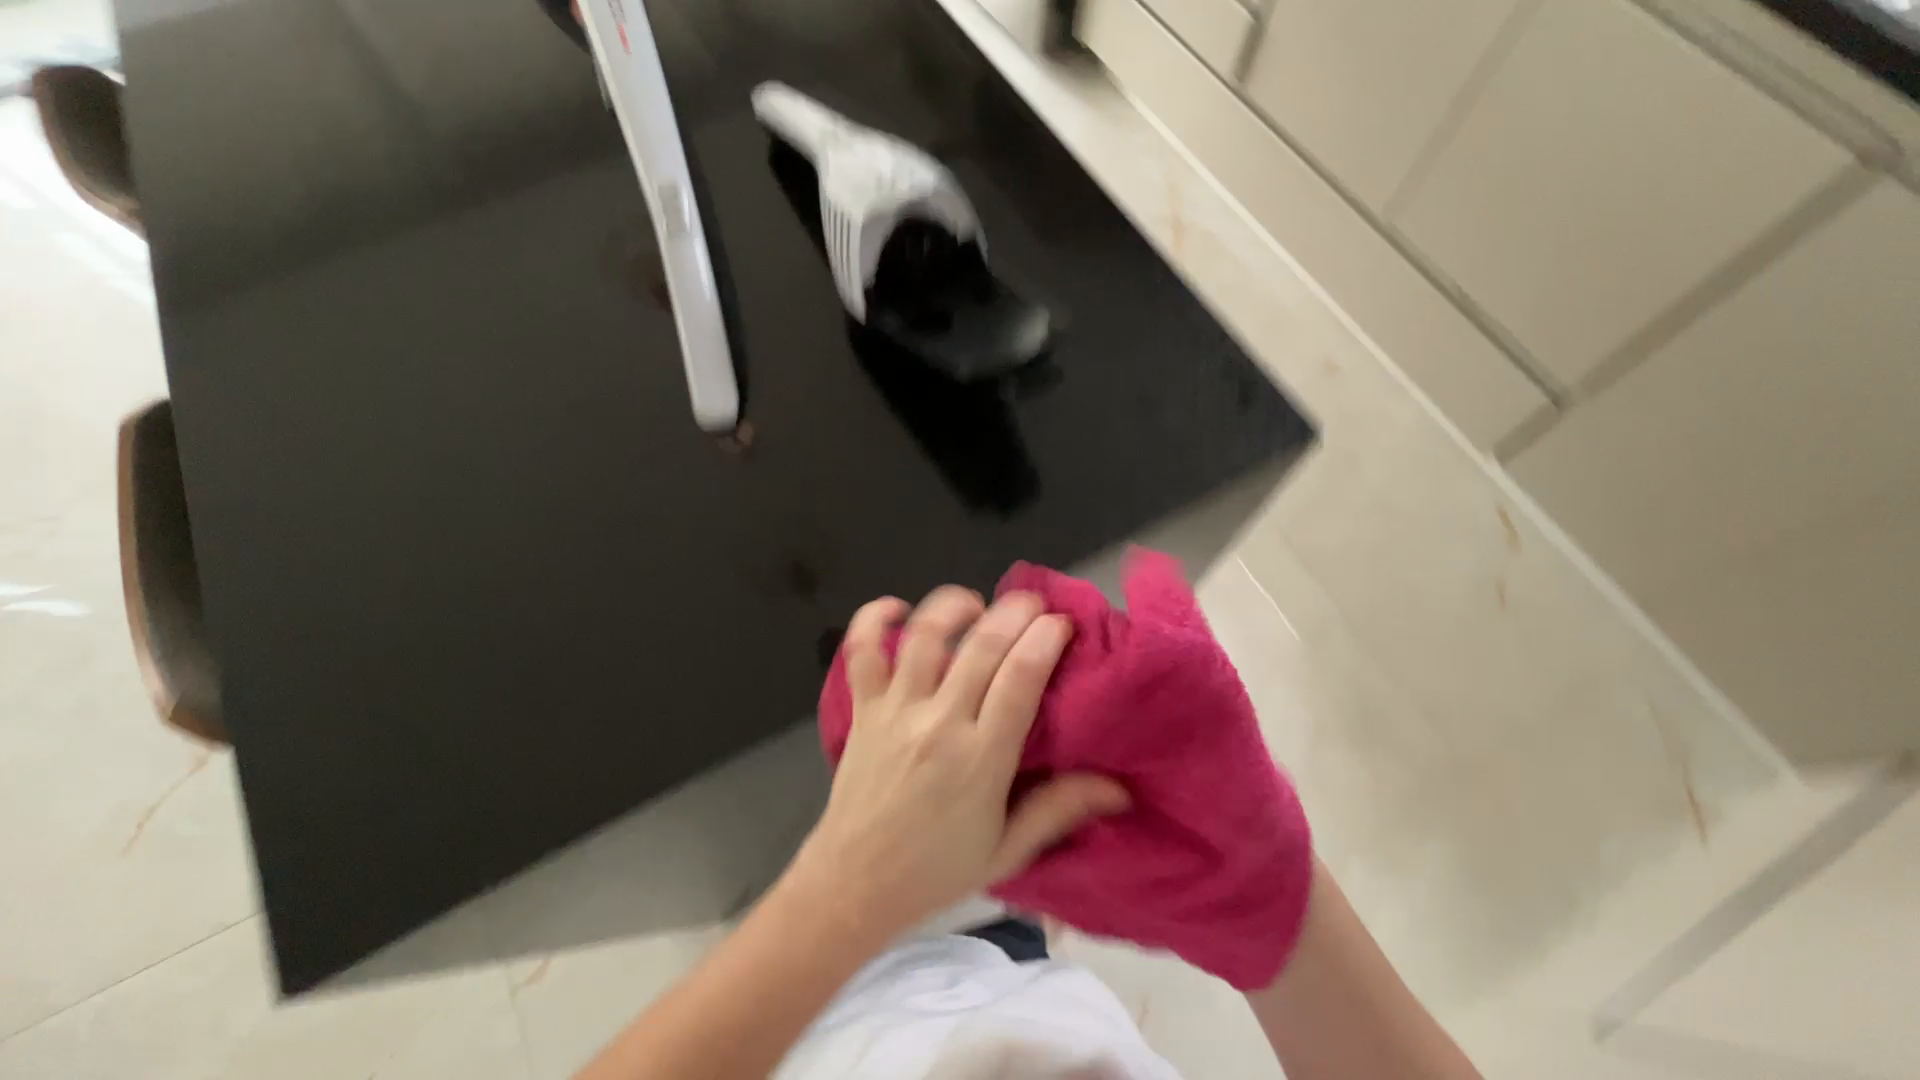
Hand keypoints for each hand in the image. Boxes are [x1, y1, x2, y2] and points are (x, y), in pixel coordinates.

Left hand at [787, 586, 1129, 940]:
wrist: (855, 885)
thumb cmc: (936, 871)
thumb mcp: (1007, 851)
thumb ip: (1059, 810)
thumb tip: (1120, 789)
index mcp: (981, 759)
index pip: (1020, 677)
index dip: (1045, 639)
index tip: (1062, 623)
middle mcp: (939, 723)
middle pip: (981, 646)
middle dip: (1015, 611)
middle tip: (1034, 604)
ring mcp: (895, 712)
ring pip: (923, 635)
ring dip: (953, 606)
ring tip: (976, 604)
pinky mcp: (862, 711)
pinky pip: (861, 653)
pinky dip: (873, 620)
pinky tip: (897, 608)